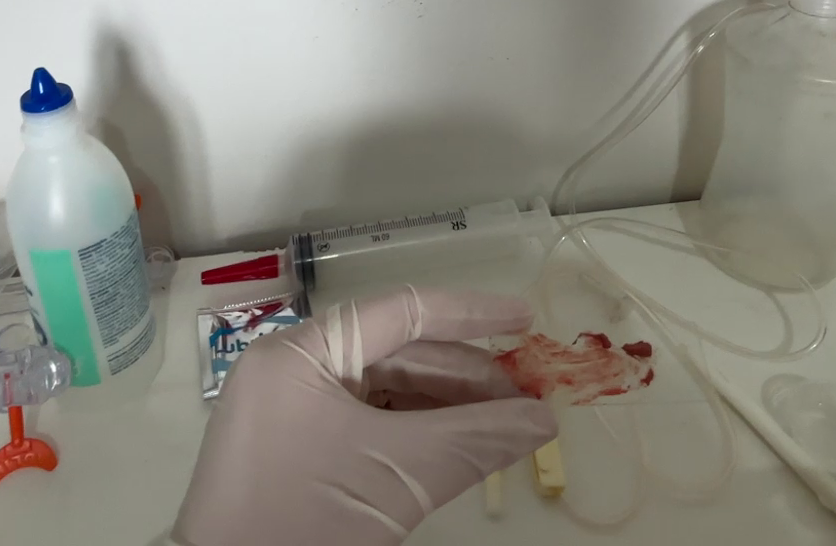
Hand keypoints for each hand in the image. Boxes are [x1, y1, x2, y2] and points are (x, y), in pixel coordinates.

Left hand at [172, 286, 557, 545]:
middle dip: (464, 374)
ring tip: (503, 422)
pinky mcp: (297, 447)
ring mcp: (292, 408)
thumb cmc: (303, 525)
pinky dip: (415, 431)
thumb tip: (543, 419)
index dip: (468, 313)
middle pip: (394, 352)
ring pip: (384, 389)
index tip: (524, 319)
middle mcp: (294, 366)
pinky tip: (458, 442)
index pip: (398, 311)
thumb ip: (472, 439)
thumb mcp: (393, 476)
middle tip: (525, 394)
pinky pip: (367, 422)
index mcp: (301, 351)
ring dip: (445, 405)